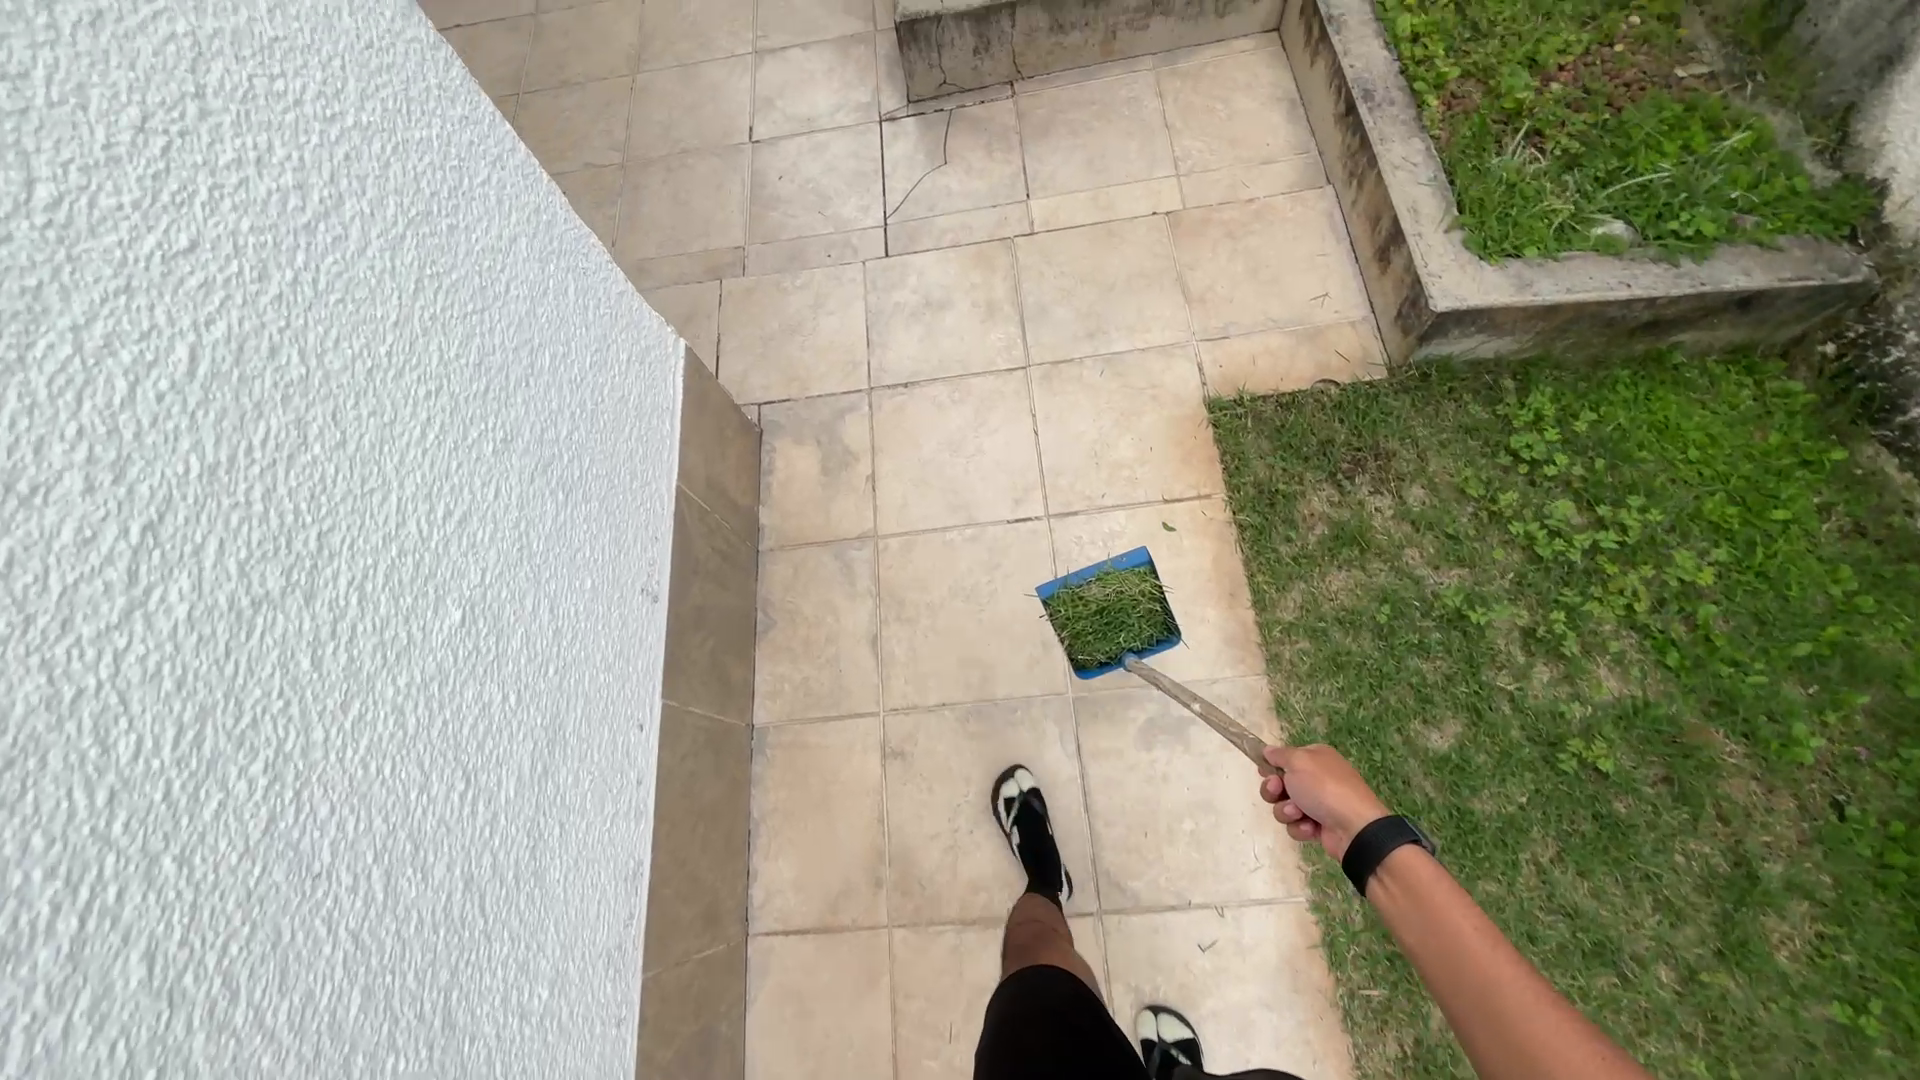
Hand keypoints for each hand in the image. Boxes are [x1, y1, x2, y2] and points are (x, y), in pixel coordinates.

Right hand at [1258, 744, 1390, 860]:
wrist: (1355, 828)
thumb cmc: (1324, 787)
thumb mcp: (1298, 761)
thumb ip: (1279, 754)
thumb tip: (1267, 750)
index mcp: (1315, 758)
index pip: (1284, 759)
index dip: (1271, 767)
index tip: (1265, 773)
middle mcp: (1316, 778)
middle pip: (1279, 784)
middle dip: (1274, 791)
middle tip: (1277, 791)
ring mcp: (1318, 803)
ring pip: (1284, 806)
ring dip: (1286, 811)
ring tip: (1299, 814)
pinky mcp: (1318, 826)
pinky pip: (1296, 825)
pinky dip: (1300, 827)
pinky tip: (1311, 828)